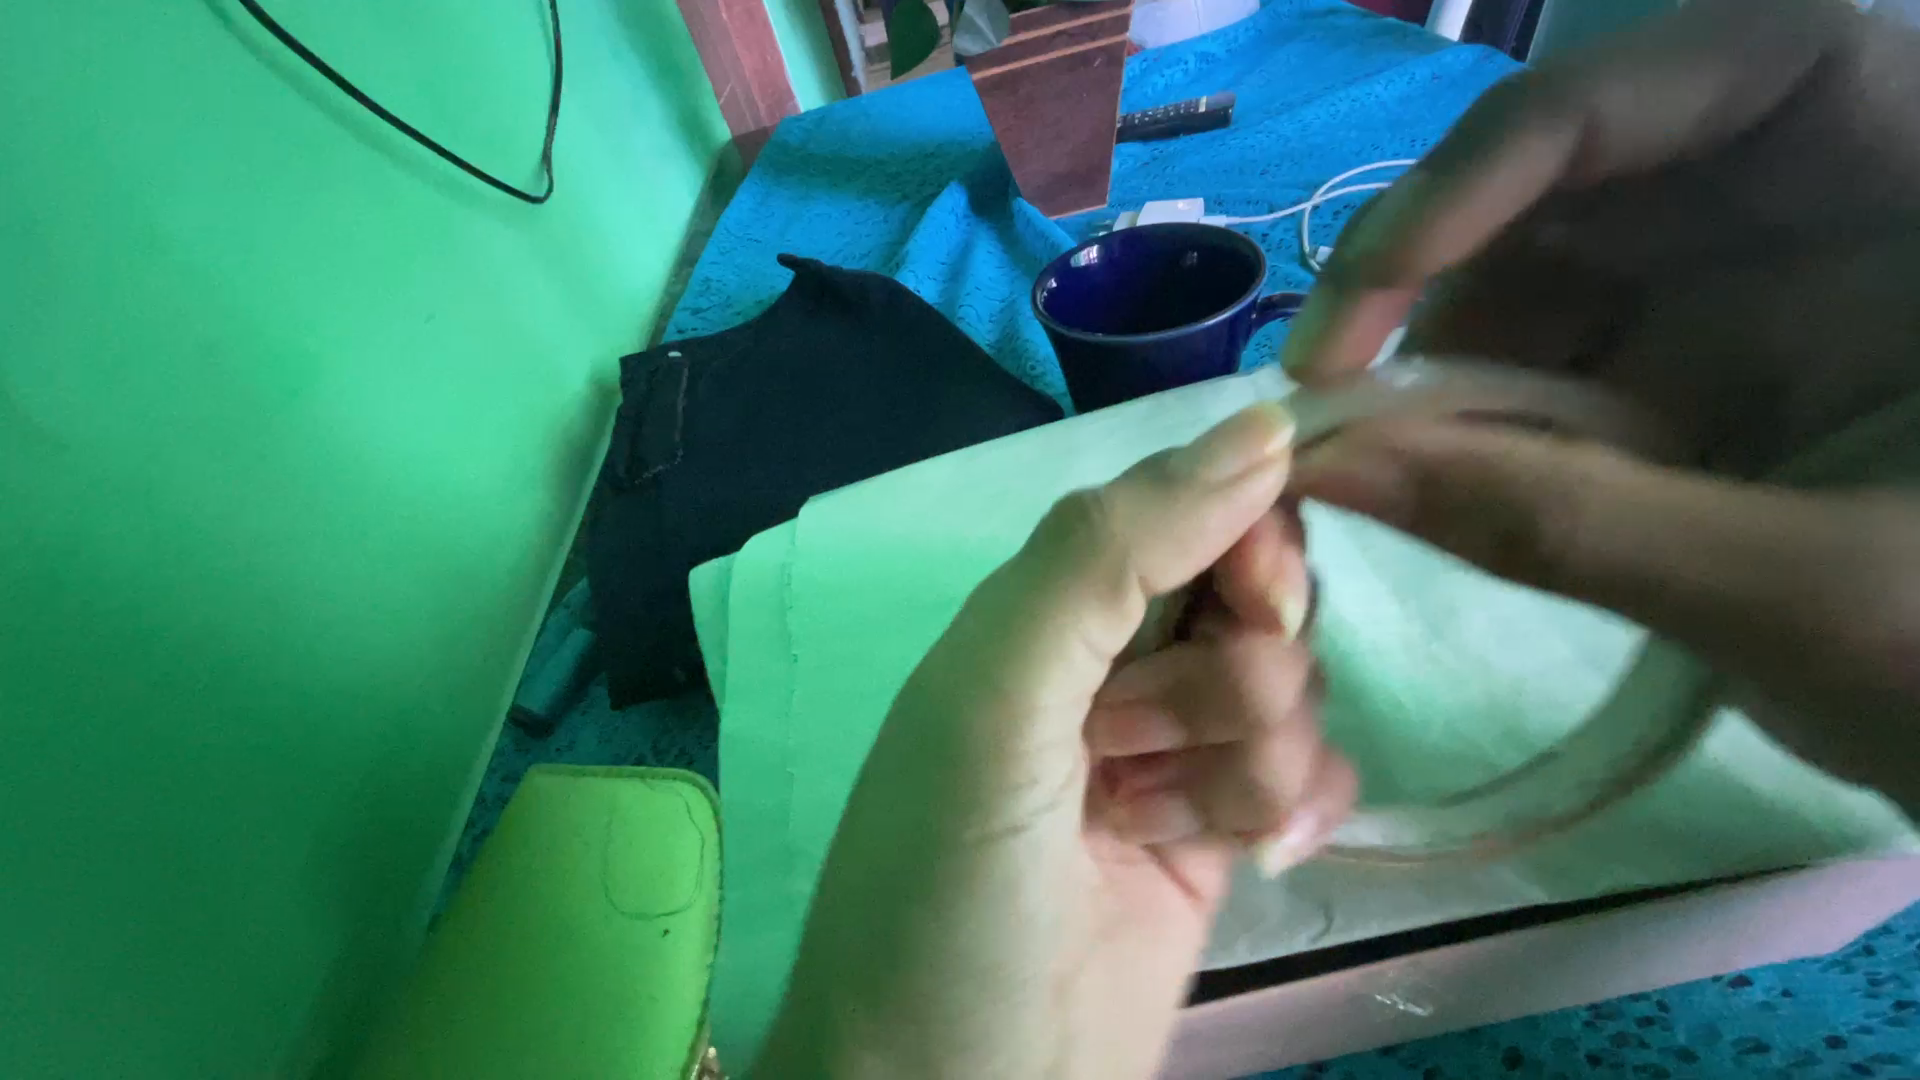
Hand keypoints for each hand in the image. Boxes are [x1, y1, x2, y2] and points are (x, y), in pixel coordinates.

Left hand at [754, 404, 1354, 1079]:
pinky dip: (1286, 803)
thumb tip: (1259, 426)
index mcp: (1044, 609)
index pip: (1179, 511)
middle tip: (1196, 726)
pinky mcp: (1212, 827)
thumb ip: (1104, 555)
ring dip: (1251, 751)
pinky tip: (1245, 855)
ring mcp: (1163, 747)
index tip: (1262, 593)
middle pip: (1244, 595)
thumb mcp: (998, 696)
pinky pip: (1303, 767)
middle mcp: (1104, 663)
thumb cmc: (950, 879)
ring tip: (1172, 819)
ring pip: (1283, 684)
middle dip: (1242, 661)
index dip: (1240, 534)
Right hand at [1281, 0, 1919, 807]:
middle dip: (1417, 271)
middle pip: (1561, 179)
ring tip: (1366, 461)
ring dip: (1420, 362)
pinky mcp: (1657, 381)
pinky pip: (1515, 367)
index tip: (1382, 278)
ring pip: (1514, 280)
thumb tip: (1323, 471)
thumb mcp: (1808, 597)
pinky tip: (1416, 478)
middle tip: (1318, 385)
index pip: (1709, 74)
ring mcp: (1720, 303)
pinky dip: (1446, 418)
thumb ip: (1556, 522)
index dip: (1514, 152)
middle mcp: (1805, 220)